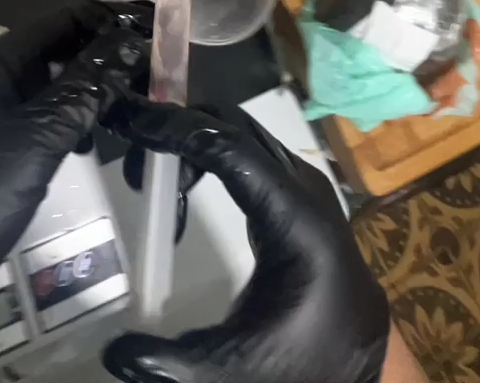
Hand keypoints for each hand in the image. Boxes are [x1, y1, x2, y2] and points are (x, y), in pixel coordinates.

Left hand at [0, 1, 150, 372]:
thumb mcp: (38, 136)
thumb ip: (83, 88)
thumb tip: (126, 44)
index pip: (61, 21)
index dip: (106, 20)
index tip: (154, 28)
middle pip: (55, 50)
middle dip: (101, 56)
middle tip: (153, 69)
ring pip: (48, 87)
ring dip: (87, 90)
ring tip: (134, 101)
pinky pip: (37, 119)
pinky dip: (67, 122)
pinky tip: (92, 139)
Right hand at [100, 99, 390, 382]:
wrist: (365, 361)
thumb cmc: (308, 361)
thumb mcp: (239, 369)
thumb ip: (173, 361)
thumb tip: (114, 353)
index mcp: (296, 220)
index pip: (229, 147)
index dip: (178, 127)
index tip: (132, 120)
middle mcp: (303, 187)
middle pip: (232, 125)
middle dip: (177, 128)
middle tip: (133, 155)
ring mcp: (301, 182)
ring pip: (237, 131)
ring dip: (191, 140)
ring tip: (153, 179)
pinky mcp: (293, 189)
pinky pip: (244, 148)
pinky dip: (207, 151)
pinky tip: (183, 182)